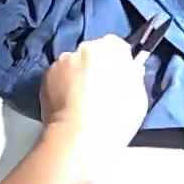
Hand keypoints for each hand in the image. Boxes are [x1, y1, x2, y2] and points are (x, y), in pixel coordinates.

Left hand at [40, 35, 149, 162]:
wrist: (77, 138)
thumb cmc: (115, 118)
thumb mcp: (138, 97)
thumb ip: (134, 76)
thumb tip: (129, 69)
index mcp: (108, 48)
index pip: (116, 45)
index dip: (119, 59)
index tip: (119, 74)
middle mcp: (82, 48)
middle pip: (92, 53)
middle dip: (96, 66)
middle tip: (100, 90)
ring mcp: (61, 62)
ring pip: (73, 64)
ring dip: (78, 75)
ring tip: (81, 99)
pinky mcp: (45, 77)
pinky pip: (59, 77)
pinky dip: (63, 85)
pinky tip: (68, 103)